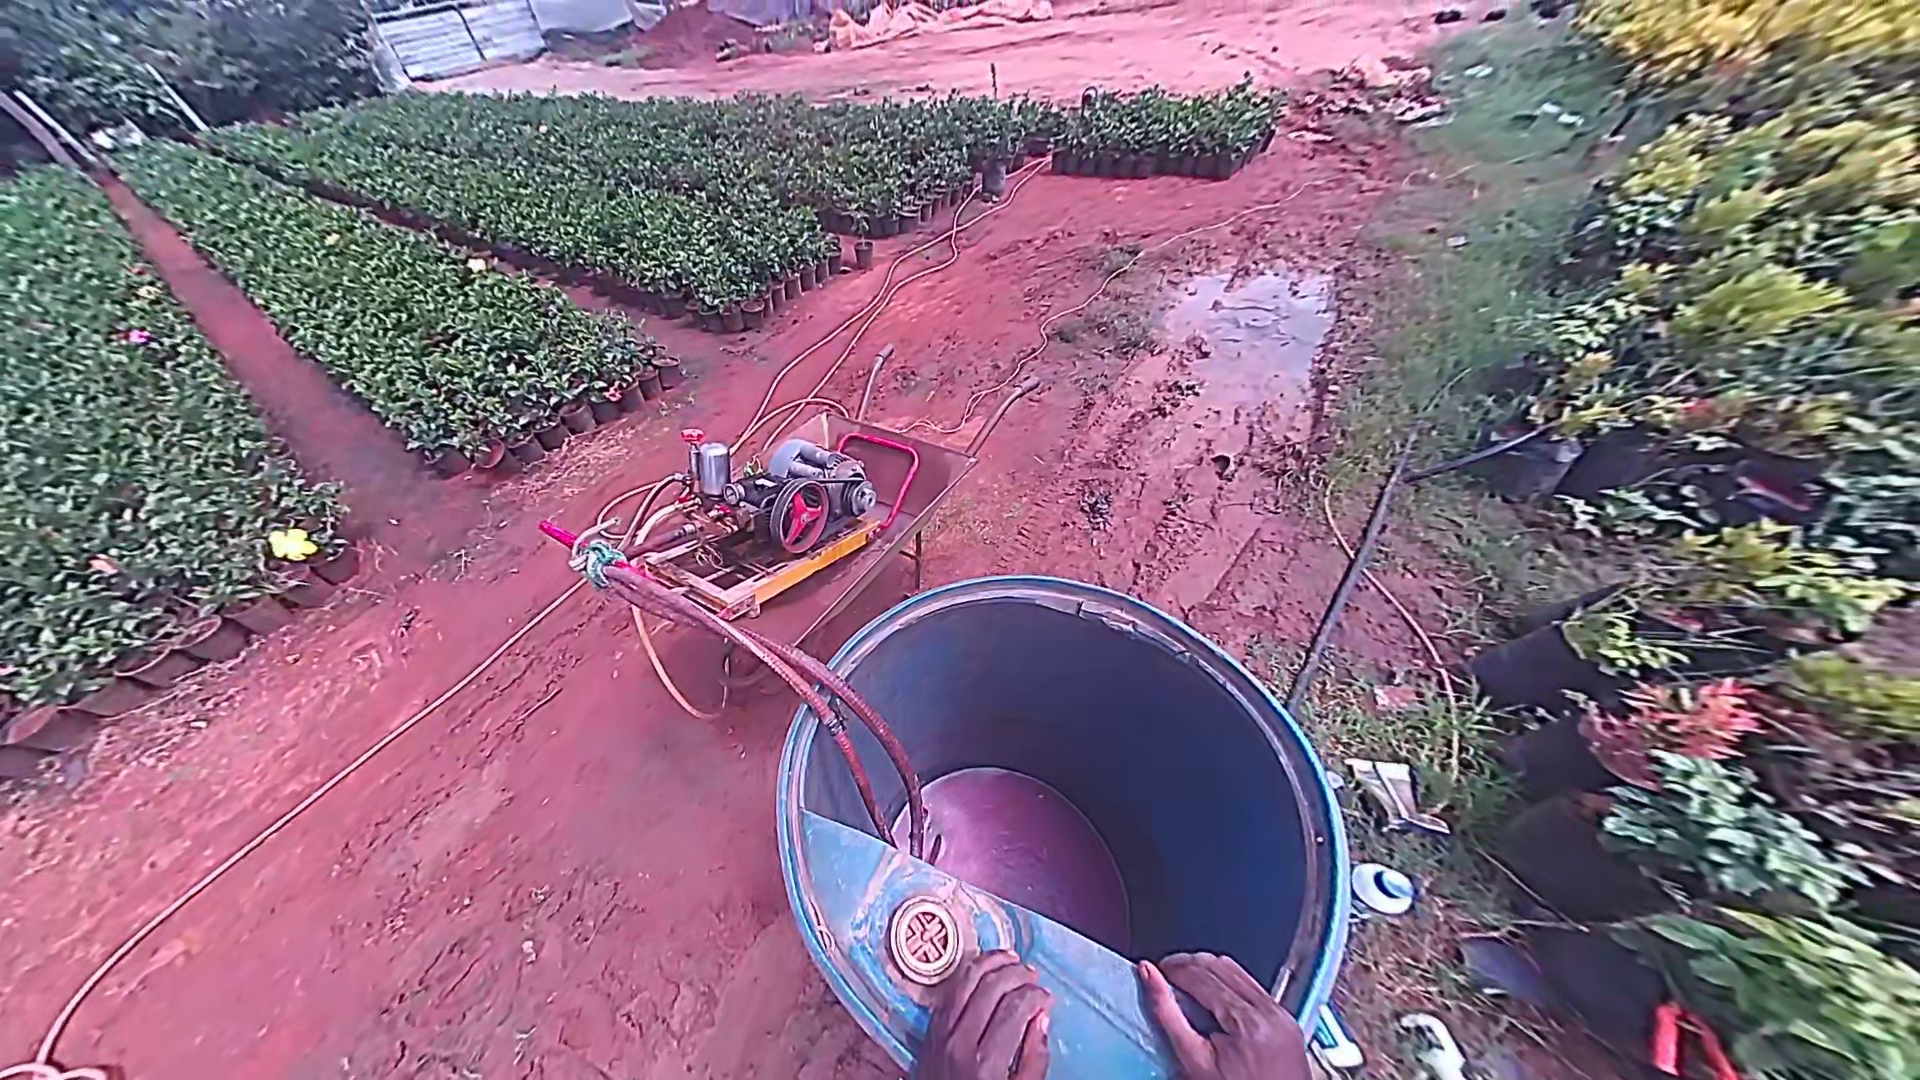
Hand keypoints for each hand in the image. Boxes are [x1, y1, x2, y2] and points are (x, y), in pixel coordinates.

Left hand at [915, 951, 1052, 1079]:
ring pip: (969, 978)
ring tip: (1013, 960)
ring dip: (993, 962)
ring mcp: (942, 1032)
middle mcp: (961, 1042)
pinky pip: (952, 987)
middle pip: (993, 987)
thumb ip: (1033, 1063)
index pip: (1015, 1010)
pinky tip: (986, 968)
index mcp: (986, 1066)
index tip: (1047, 997)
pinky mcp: (931, 1028)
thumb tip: (1041, 1017)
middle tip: (1034, 975)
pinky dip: (972, 970)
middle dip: (1018, 974)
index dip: (1035, 996)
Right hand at [1138, 953, 1309, 1079]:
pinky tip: (1213, 997)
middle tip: (1168, 977)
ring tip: (1188, 986)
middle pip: (1216, 964)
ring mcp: (1279, 1013)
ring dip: (1206, 970)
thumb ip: (1167, 1013)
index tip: (1157, 972)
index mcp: (1246, 1021)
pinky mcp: (1285, 1018)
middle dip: (1187, 965)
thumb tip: (1148, 972)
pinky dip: (1227, 981)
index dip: (1172, 968)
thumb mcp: (1194, 1062)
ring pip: (1233, 968)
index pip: (1200, 974)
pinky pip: (1249, 983)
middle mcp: (1268, 1011)